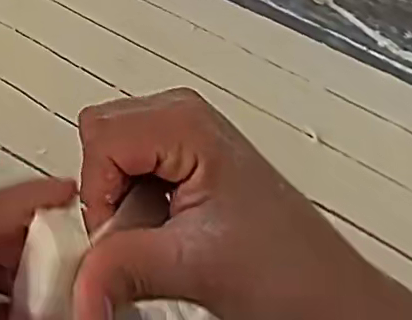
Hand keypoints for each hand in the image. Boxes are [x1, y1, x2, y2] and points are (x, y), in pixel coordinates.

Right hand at [73, 90, 411, 319]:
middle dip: (105, 190)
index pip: (100, 136)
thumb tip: (77, 287)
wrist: (333, 298)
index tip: (116, 238)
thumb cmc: (291, 273)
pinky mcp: (183, 149)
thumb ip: (123, 268)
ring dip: (119, 197)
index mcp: (184, 121)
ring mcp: (182, 129)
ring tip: (157, 236)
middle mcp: (180, 113)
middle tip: (133, 236)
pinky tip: (163, 229)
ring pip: (109, 145)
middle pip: (100, 133)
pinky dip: (132, 198)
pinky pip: (128, 159)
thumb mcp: (193, 269)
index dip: (98, 192)